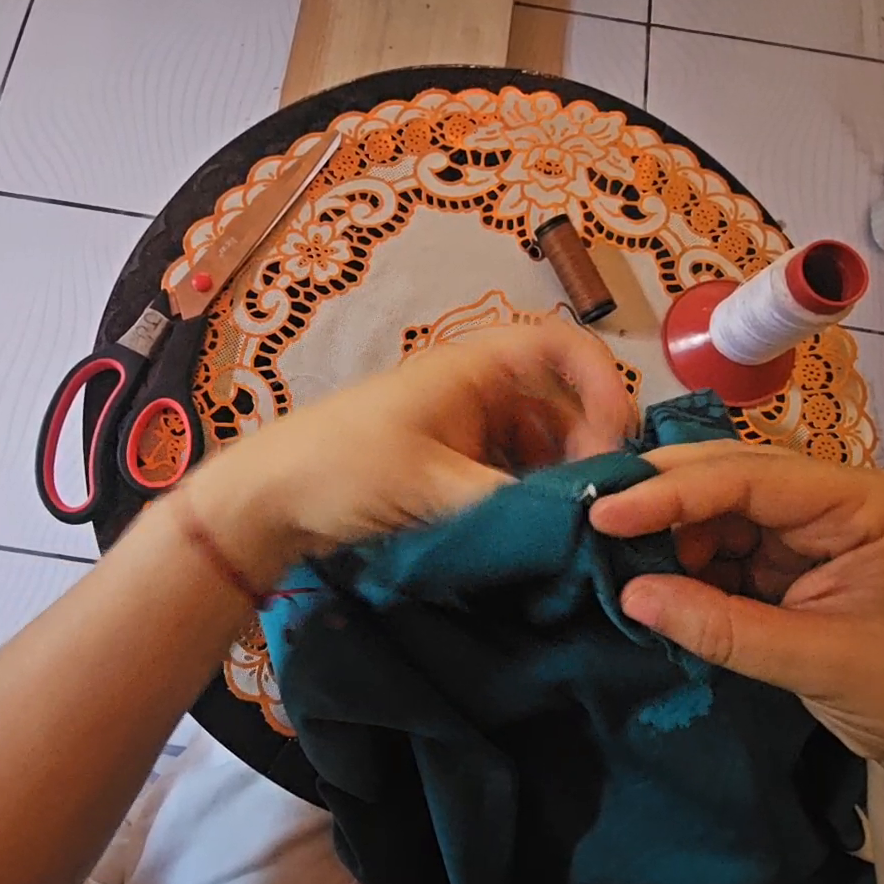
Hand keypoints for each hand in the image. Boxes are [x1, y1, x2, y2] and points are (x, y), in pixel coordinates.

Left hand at [176, 321, 634, 588]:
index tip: (615, 439)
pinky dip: (526, 501)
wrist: (268, 500)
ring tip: (566, 530)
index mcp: (472, 370)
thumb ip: (510, 504)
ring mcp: (462, 432)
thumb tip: (587, 526)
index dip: (598, 379)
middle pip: (558, 404)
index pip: (556, 346)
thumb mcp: (430, 484)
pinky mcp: (449, 469)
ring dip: (557, 482)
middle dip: (584, 448)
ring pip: (537, 447)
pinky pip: (508, 477)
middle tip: (593, 505)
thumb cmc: (341, 468)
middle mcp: (475, 393)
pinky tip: (533, 536)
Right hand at [587, 441, 883, 797]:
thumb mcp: (822, 664)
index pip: (749, 478)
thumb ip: (720, 627)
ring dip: (673, 535)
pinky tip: (662, 581)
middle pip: (730, 477)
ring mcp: (814, 531)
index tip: (604, 513)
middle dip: (664, 498)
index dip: (669, 493)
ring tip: (624, 560)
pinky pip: (728, 548)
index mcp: (862, 504)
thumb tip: (629, 595)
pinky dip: (690, 564)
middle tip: (597, 519)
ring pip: (721, 511)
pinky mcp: (796, 563)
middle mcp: (834, 501)